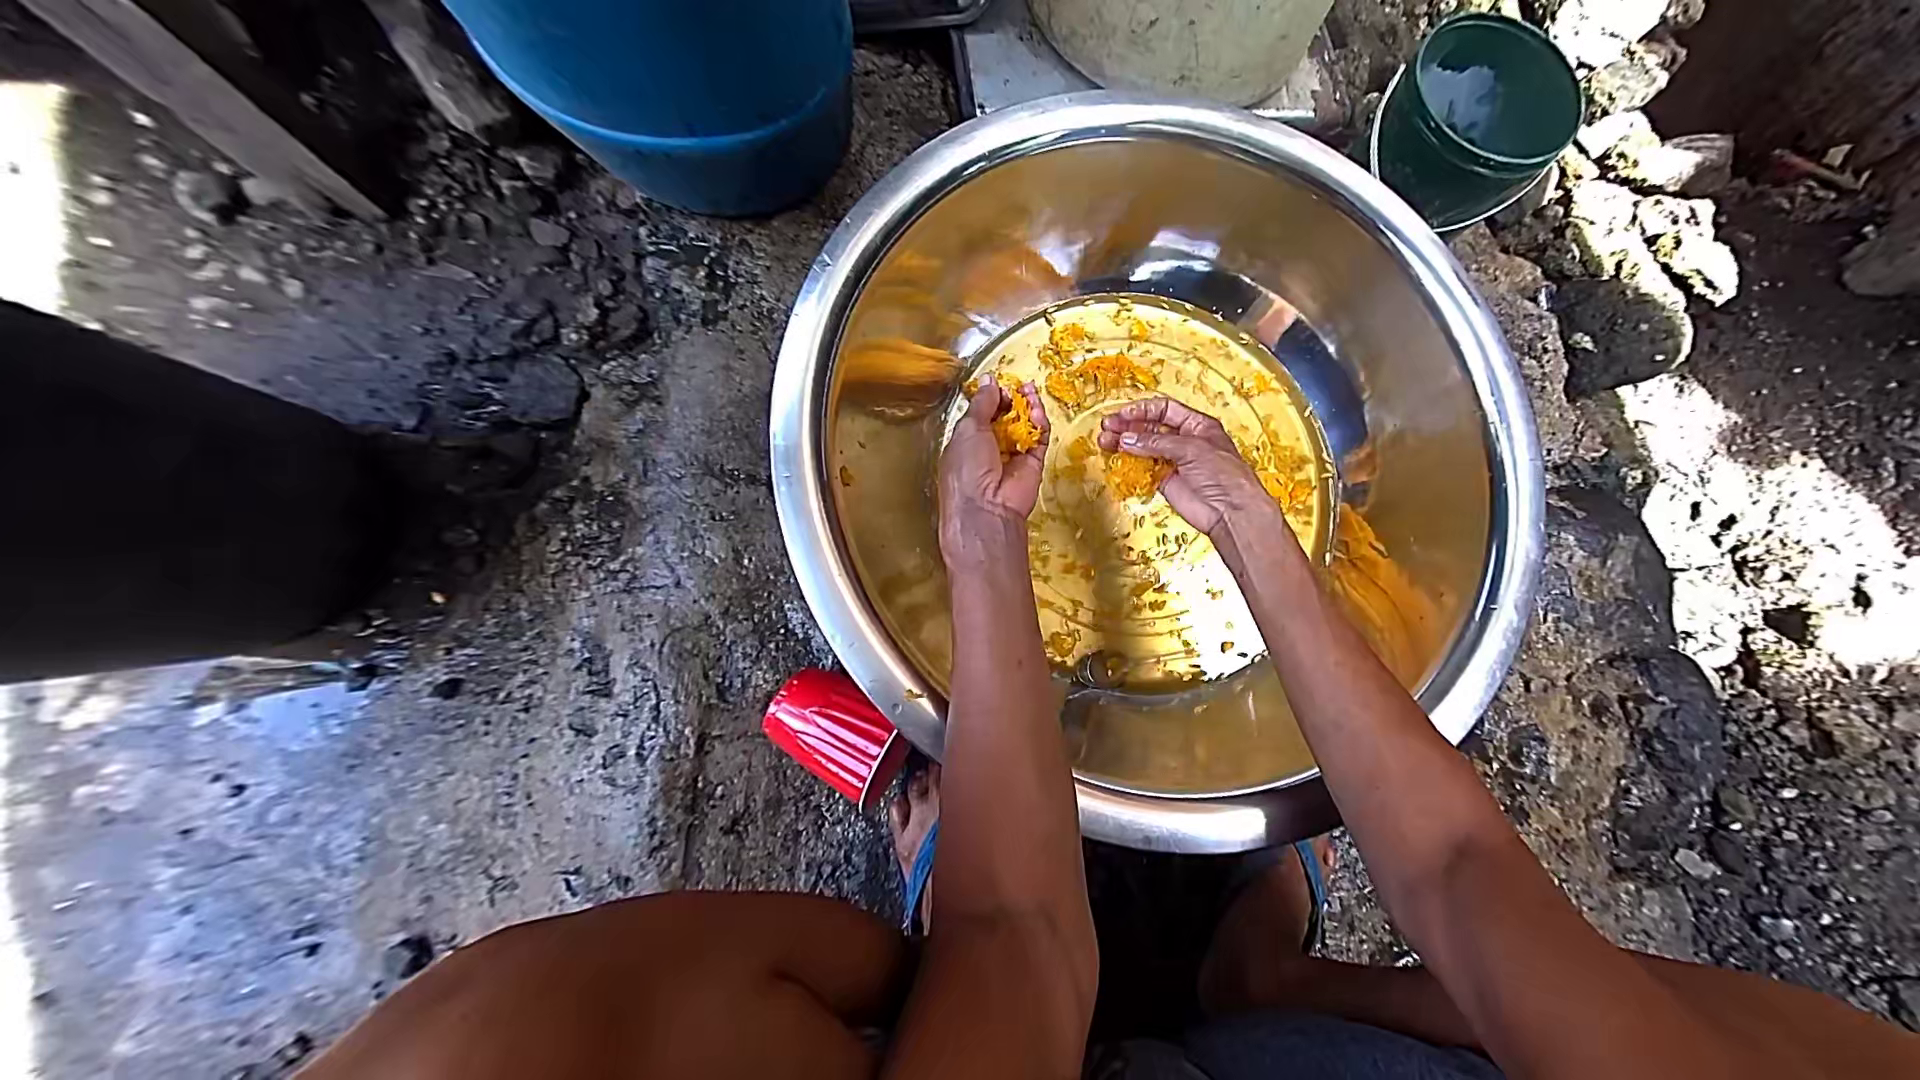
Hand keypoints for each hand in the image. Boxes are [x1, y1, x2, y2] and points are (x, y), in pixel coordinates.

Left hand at [939, 380, 1050, 547]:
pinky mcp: (1033, 463)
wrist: (986, 508)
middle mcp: (991, 448)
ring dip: (1029, 407)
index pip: (984, 413)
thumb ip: (982, 403)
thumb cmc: (967, 469)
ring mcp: (1013, 456)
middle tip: (1018, 388)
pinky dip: (1041, 424)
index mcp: (968, 441)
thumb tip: (989, 380)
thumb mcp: (968, 429)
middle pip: (1007, 416)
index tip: (998, 385)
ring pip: (1026, 425)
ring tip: (1031, 393)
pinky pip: (1040, 439)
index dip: (992, 397)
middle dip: (1013, 399)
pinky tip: (1038, 411)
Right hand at [1097, 397, 1283, 553]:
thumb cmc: (1223, 474)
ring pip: (1143, 448)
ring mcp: (1173, 461)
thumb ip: (1156, 443)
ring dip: (1123, 444)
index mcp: (1196, 425)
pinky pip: (1143, 468)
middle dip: (1127, 426)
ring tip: (1104, 442)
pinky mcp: (1165, 481)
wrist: (1229, 511)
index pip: (1164, 410)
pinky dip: (1128, 464)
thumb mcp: (1191, 448)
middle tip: (1107, 427)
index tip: (1122, 415)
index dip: (1142, 410)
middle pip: (1149, 428)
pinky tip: (1115, 459)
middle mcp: (1183, 440)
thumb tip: (1127, 439)